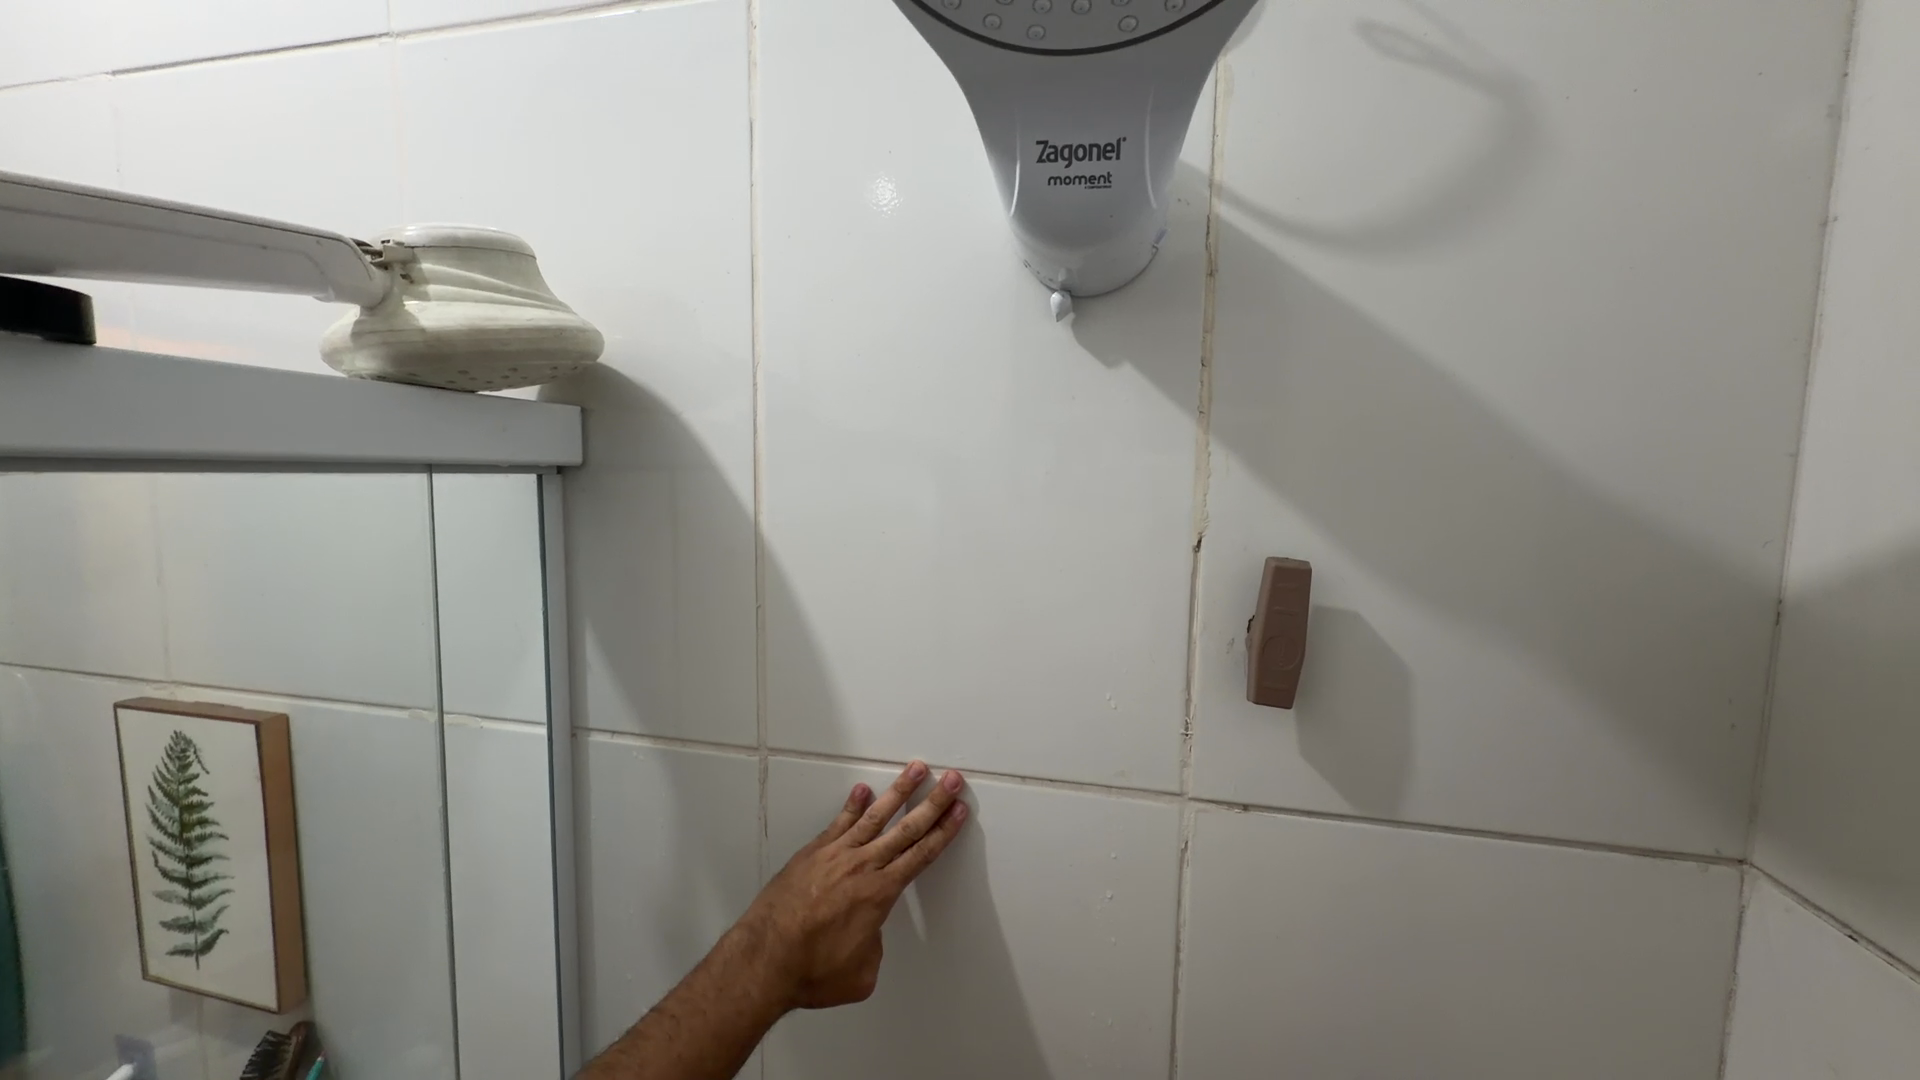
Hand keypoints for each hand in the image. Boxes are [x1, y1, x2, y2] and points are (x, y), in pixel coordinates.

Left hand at [736, 761, 969, 1010]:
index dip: (944, 832)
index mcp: (880, 894)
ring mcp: (836, 855)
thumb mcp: (861, 974)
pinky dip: (851, 806)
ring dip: (898, 791)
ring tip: (915, 768)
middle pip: (907, 828)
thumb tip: (866, 933)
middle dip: (933, 802)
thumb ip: (873, 946)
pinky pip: (838, 824)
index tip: (959, 811)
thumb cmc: (812, 972)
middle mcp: (863, 867)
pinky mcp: (812, 854)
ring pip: (875, 816)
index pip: (921, 855)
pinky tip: (862, 790)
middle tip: (951, 779)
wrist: (764, 961)